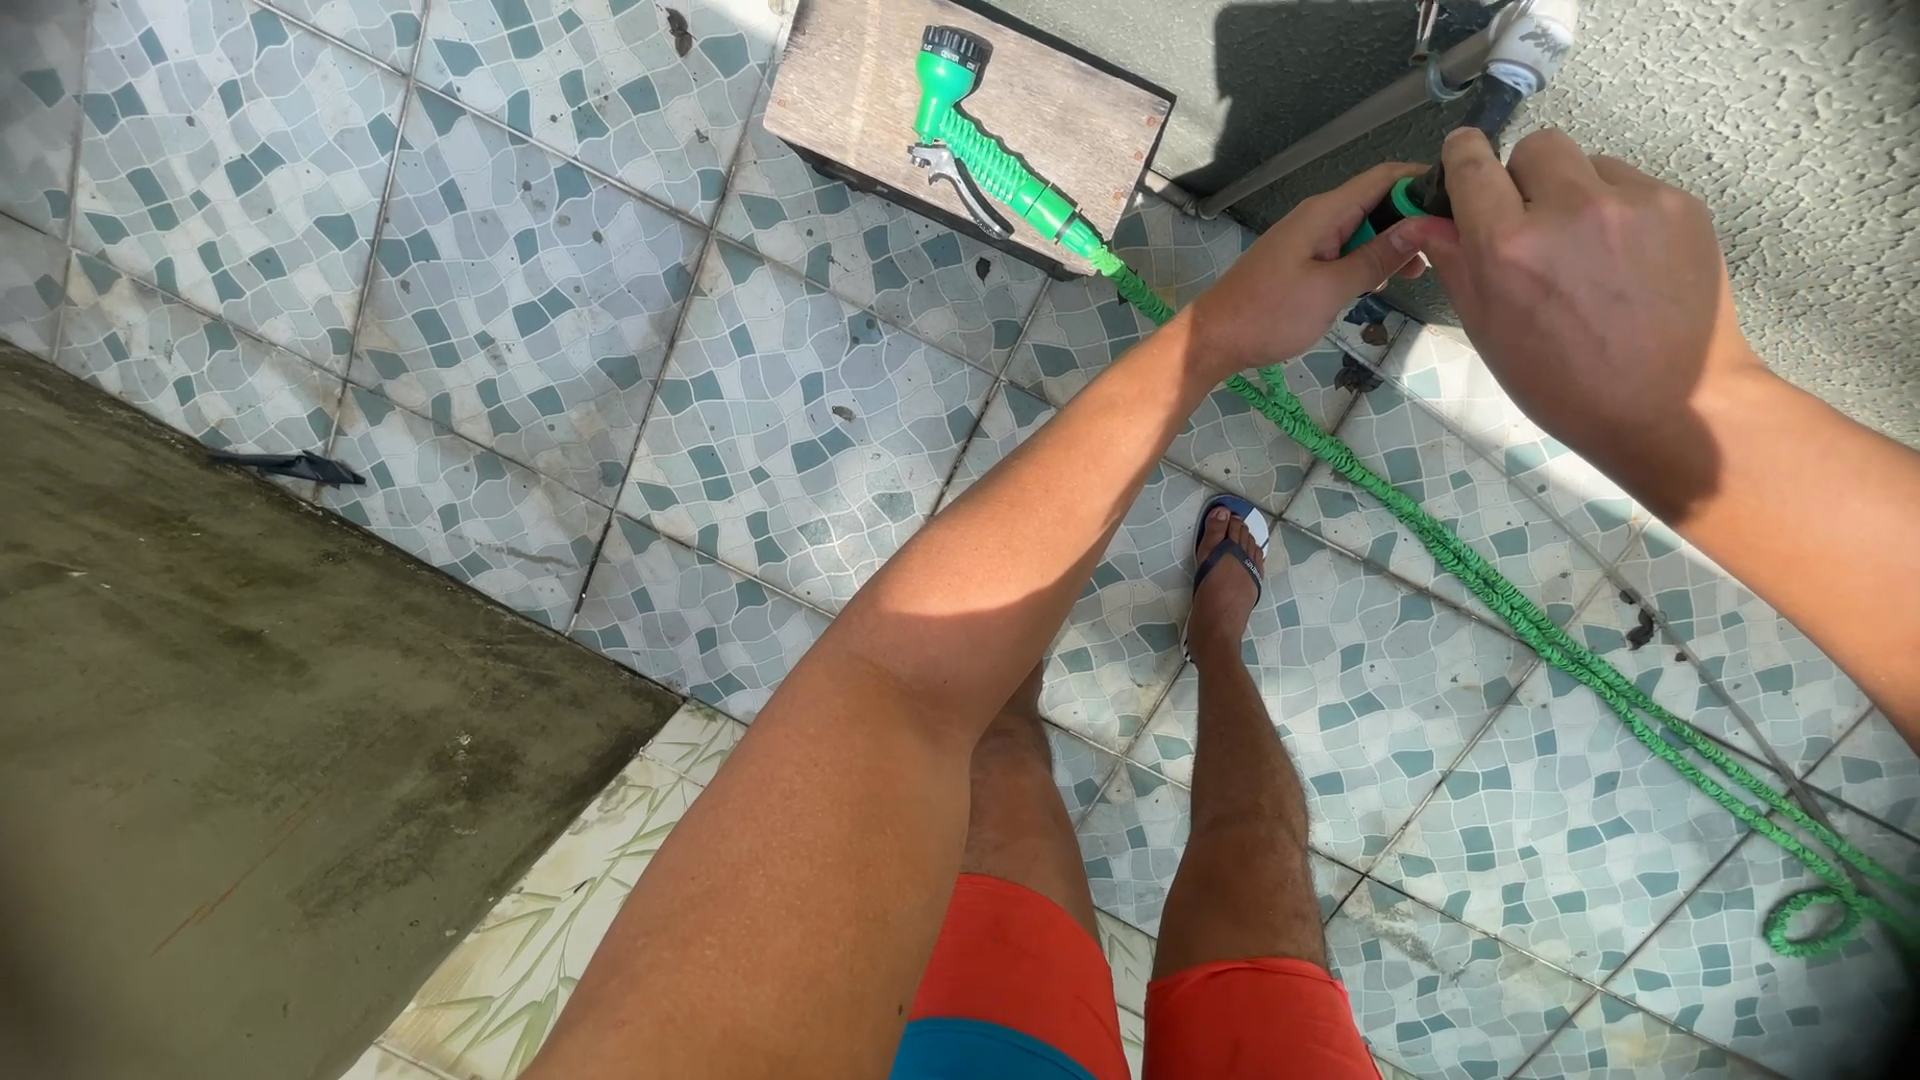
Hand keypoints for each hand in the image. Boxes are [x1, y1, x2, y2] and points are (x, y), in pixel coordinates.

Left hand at [1185, 162, 1448, 383]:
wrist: (1213, 340)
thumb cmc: (1268, 315)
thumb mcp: (1331, 289)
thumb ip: (1376, 257)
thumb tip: (1422, 225)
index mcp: (1324, 213)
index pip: (1385, 176)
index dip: (1423, 183)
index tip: (1459, 205)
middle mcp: (1316, 218)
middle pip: (1376, 203)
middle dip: (1410, 222)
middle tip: (1440, 255)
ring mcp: (1305, 241)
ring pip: (1360, 231)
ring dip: (1386, 249)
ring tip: (1412, 276)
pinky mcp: (1298, 263)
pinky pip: (1340, 252)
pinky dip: (1361, 264)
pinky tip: (1374, 286)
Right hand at [1421, 127, 1766, 467]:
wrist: (1668, 402)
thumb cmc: (1558, 381)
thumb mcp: (1486, 328)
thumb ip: (1455, 263)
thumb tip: (1427, 222)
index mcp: (1509, 247)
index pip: (1474, 167)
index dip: (1462, 154)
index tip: (1460, 153)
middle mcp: (1569, 210)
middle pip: (1536, 146)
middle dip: (1521, 174)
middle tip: (1524, 219)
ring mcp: (1633, 202)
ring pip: (1587, 163)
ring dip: (1570, 191)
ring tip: (1578, 248)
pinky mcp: (1680, 205)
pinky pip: (1631, 184)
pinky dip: (1613, 209)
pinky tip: (1617, 258)